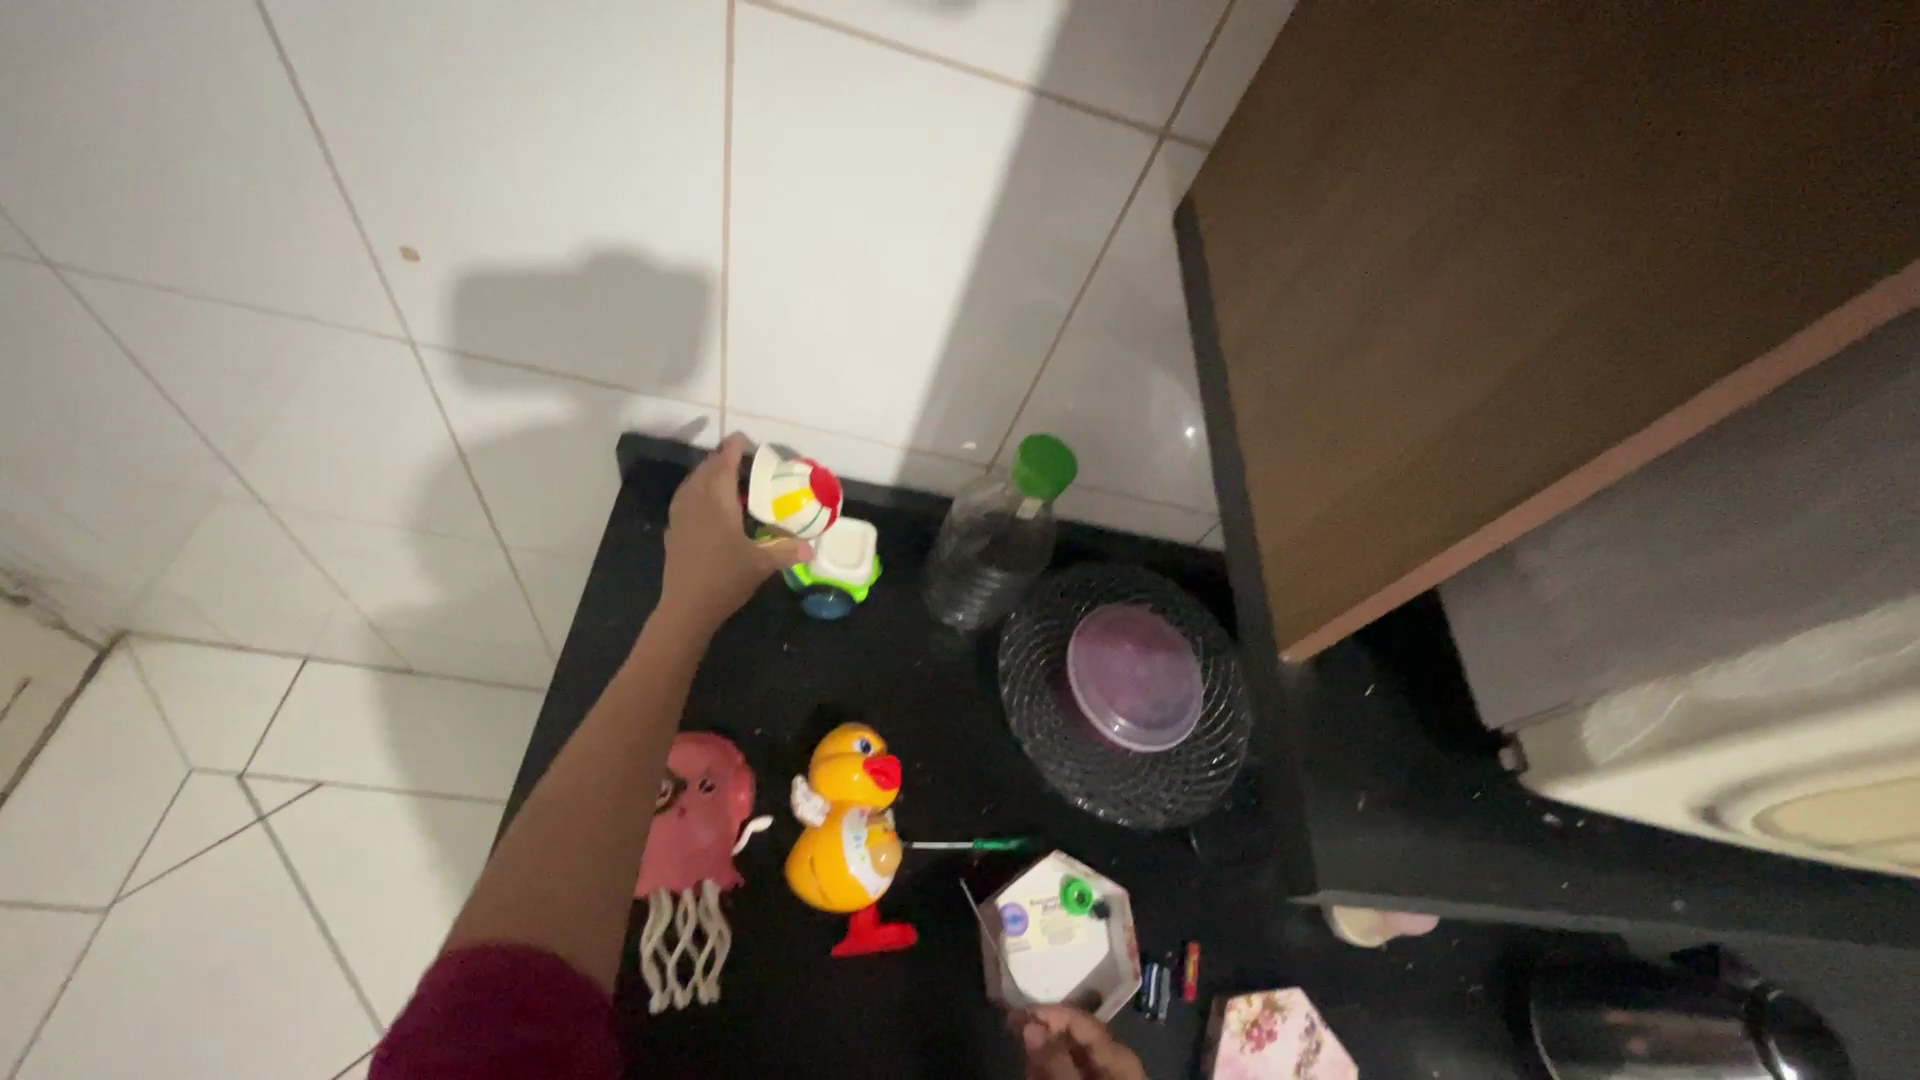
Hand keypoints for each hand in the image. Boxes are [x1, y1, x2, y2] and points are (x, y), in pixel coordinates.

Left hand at [656, 434, 812, 636]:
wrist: (686, 608)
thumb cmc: (725, 579)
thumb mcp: (761, 565)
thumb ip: (786, 552)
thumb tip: (812, 548)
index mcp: (716, 504)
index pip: (723, 466)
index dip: (732, 450)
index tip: (742, 438)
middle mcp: (695, 504)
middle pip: (704, 472)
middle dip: (718, 460)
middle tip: (736, 457)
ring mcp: (680, 518)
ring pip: (691, 486)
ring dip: (705, 476)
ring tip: (722, 478)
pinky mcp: (674, 533)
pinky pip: (684, 502)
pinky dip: (696, 494)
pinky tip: (706, 506)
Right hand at [1012, 1007, 1146, 1079]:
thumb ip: (1054, 1061)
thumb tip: (1029, 1024)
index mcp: (1116, 1055)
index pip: (1077, 1018)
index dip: (1045, 1013)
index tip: (1012, 1018)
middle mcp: (1114, 1061)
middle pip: (1073, 1037)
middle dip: (1044, 1043)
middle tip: (1018, 1051)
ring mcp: (1109, 1078)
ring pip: (1070, 1058)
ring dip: (1046, 1065)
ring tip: (1032, 1076)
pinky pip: (1074, 1075)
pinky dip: (1054, 1077)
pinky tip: (1039, 1079)